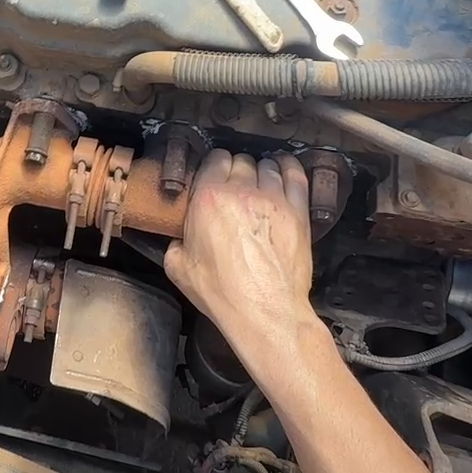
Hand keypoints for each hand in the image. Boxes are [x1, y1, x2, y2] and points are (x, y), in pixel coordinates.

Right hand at [164, 150, 314, 355]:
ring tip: (259, 182)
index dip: (214, 165)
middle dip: (236, 169)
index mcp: (208, 198)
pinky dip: (289, 168)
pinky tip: (284, 170)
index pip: (214, 159)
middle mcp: (241, 191)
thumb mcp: (178, 267)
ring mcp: (272, 199)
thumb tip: (178, 236)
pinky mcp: (297, 212)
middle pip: (241, 161)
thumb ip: (174, 241)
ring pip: (267, 165)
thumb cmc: (222, 292)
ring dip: (261, 170)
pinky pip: (295, 176)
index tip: (214, 174)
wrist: (265, 312)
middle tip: (234, 185)